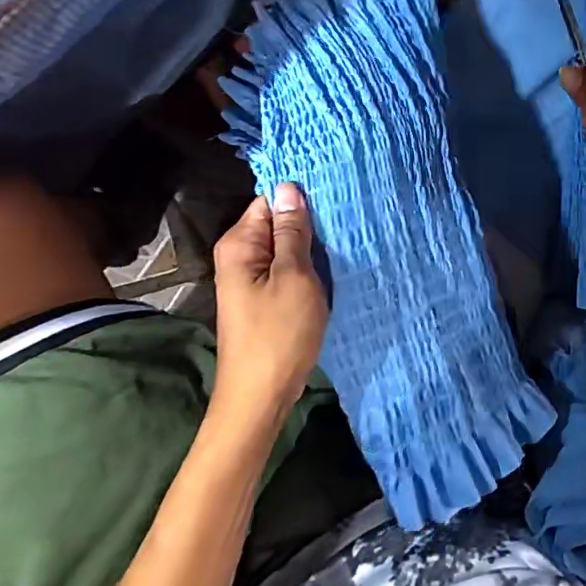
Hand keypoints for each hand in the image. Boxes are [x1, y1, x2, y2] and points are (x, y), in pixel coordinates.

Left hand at [211, 182, 328, 416]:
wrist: (260, 397)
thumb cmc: (278, 335)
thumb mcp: (293, 277)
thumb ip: (292, 231)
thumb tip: (288, 187)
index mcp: (240, 243)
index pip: (270, 200)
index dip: (299, 198)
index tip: (333, 198)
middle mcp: (239, 255)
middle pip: (277, 223)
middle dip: (308, 223)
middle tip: (346, 222)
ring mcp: (250, 278)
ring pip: (285, 248)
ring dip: (310, 247)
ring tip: (345, 243)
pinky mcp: (262, 298)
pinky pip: (286, 270)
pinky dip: (306, 268)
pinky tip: (330, 268)